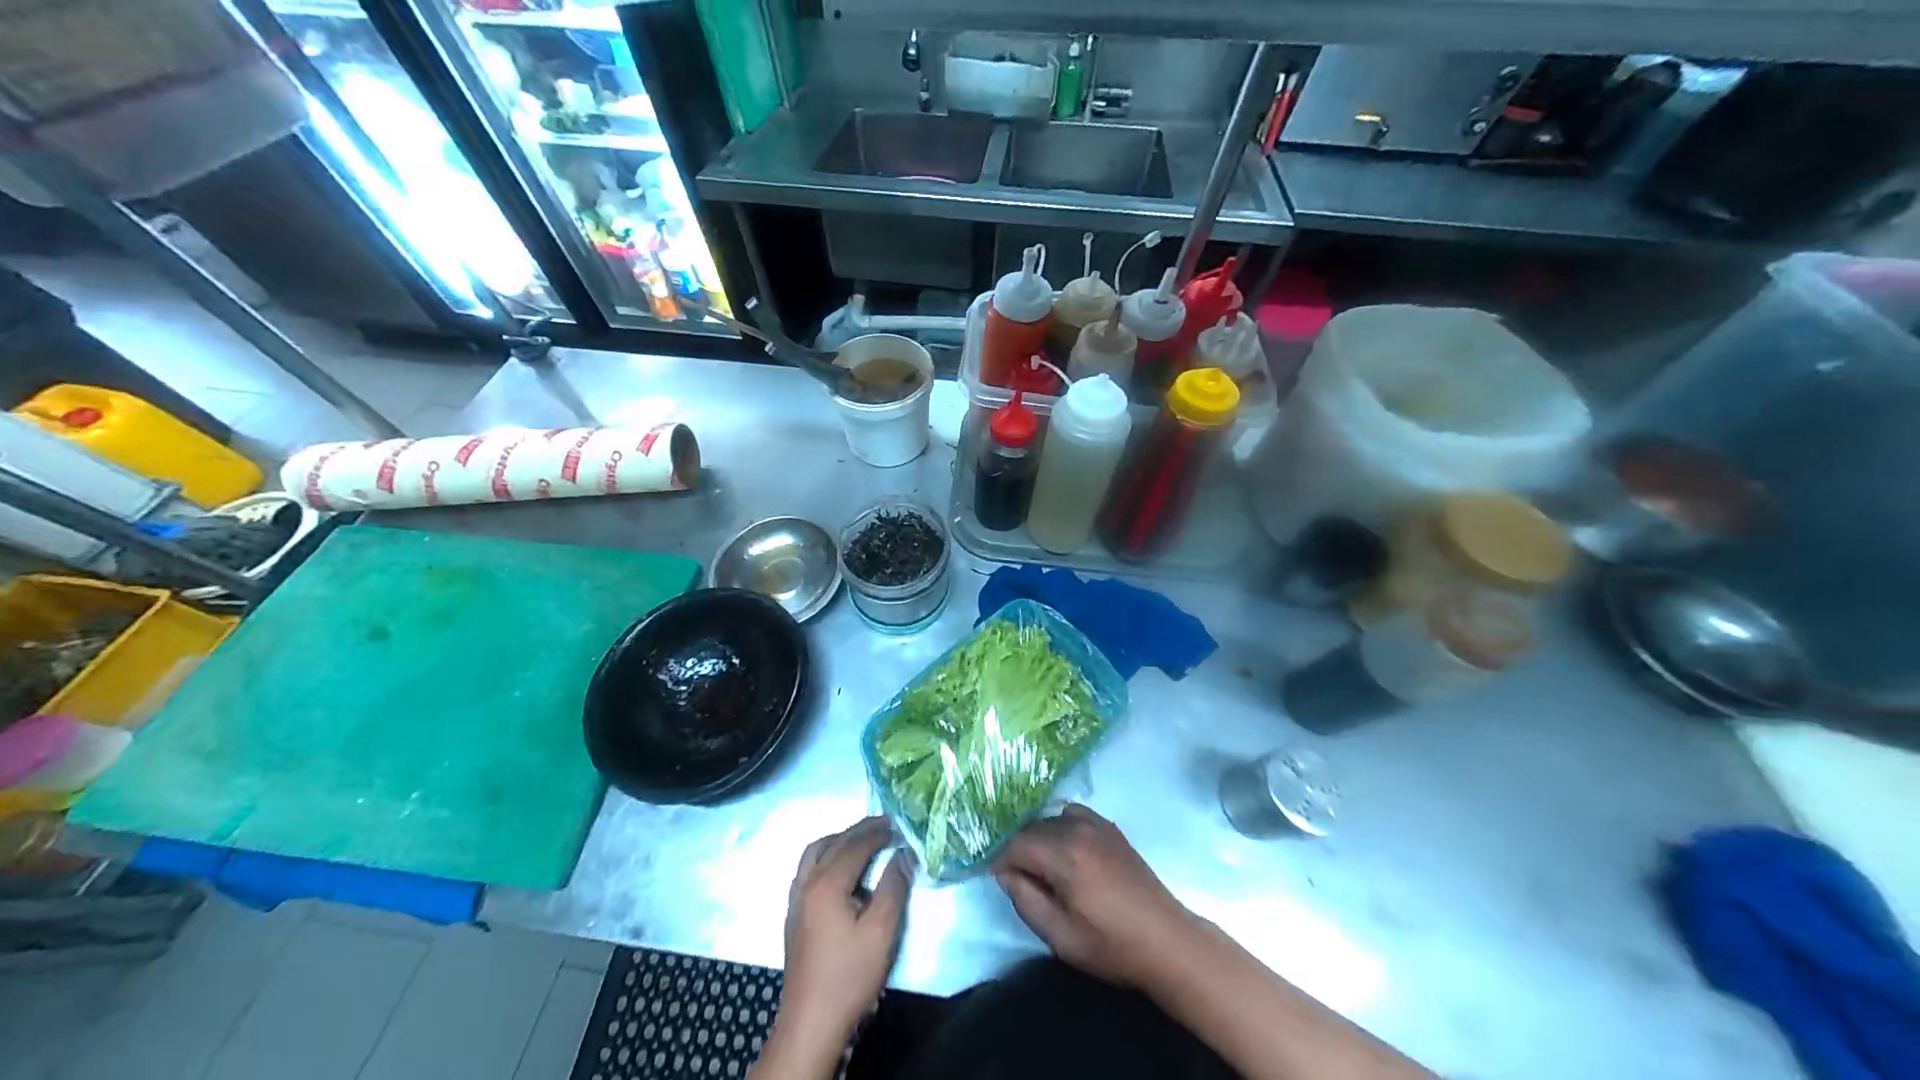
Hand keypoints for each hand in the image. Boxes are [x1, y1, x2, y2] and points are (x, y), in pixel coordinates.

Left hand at [767, 817, 910, 1065]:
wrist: (811, 1022)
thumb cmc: (849, 976)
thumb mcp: (881, 932)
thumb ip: (894, 887)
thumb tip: (904, 854)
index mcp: (826, 884)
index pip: (855, 845)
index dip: (878, 831)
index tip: (899, 823)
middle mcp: (806, 884)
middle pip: (832, 843)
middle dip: (859, 830)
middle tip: (884, 826)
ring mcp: (795, 900)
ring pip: (814, 854)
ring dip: (839, 841)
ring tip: (862, 842)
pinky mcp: (793, 917)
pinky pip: (807, 870)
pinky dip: (825, 858)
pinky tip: (839, 873)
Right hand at [992, 803, 1200, 988]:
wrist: (1167, 941)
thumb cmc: (1111, 945)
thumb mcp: (1060, 936)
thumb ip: (1026, 900)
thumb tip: (1006, 874)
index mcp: (1064, 855)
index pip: (1016, 844)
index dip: (1001, 860)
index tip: (997, 879)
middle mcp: (1078, 830)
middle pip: (1032, 828)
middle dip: (1018, 849)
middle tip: (1017, 878)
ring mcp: (1097, 825)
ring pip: (1051, 819)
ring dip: (1039, 838)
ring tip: (1040, 866)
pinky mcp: (1111, 829)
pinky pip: (1074, 814)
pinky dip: (1060, 826)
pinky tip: (1065, 850)